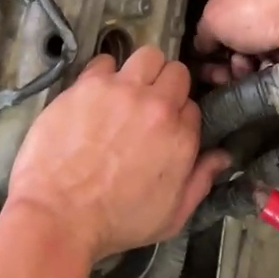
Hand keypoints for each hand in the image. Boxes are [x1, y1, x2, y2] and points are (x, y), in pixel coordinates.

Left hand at [4, 47, 229, 262]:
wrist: (57, 214)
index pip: (193, 106)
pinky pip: (105, 60)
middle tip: (149, 103)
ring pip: (147, 55)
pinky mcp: (90, 83)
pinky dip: (103, 72)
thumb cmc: (112, 222)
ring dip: (142, 70)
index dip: (179, 115)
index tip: (167, 125)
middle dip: (166, 86)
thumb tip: (221, 156)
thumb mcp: (169, 217)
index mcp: (179, 138)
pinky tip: (96, 92)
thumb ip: (199, 181)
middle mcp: (155, 107)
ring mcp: (122, 90)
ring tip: (127, 89)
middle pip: (176, 72)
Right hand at [193, 0, 278, 66]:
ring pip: (256, 45)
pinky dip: (271, 63)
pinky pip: (278, 50)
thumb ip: (203, 33)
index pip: (214, 12)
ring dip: (247, 64)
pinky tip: (268, 69)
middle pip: (236, 32)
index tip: (206, 63)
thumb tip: (202, 44)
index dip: (209, 40)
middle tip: (226, 75)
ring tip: (248, 71)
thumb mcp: (213, 19)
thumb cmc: (253, 10)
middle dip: (229, 57)